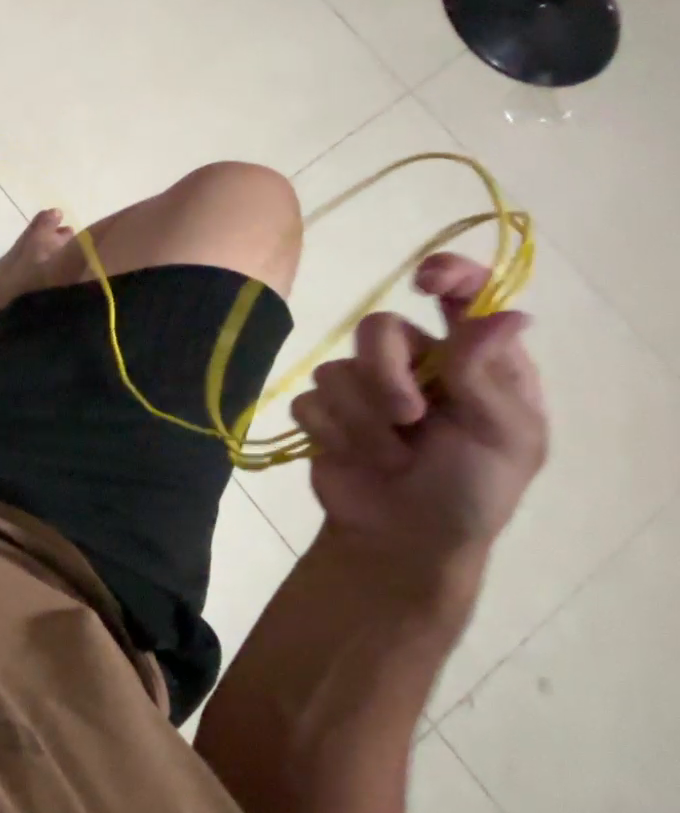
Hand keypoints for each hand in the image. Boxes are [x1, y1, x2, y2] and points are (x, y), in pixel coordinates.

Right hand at [290, 252, 546, 568]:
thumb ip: (488, 375)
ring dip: (362, 419)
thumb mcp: (502, 437)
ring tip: (386, 455)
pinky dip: (331, 432)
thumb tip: (505, 314)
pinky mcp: (323, 413)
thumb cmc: (471, 491)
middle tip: (406, 416)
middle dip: (385, 373)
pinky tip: (352, 455)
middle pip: (378, 328)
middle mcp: (418, 364)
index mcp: (475, 362)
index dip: (449, 275)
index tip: (424, 282)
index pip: (465, 297)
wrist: (401, 537)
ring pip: (336, 369)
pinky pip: (308, 400)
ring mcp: (365, 388)